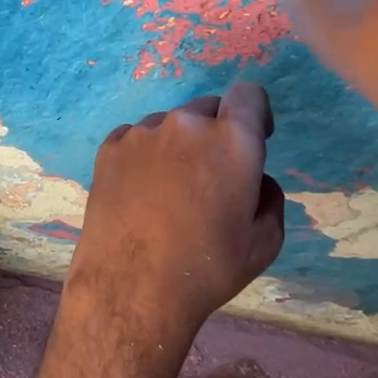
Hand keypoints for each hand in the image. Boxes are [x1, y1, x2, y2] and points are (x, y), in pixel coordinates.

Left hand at [67, 83, 285, 337]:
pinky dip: (145, 155)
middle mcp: (185, 125)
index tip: (254, 137)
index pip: (248, 94)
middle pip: (207, 109)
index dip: (254, 113)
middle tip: (211, 176)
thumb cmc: (208, 266)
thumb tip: (253, 178)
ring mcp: (142, 132)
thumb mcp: (265, 239)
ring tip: (171, 191)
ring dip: (177, 145)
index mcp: (232, 140)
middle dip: (216, 133)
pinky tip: (142, 192)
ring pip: (169, 125)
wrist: (132, 282)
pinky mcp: (109, 147)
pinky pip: (136, 138)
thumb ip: (267, 194)